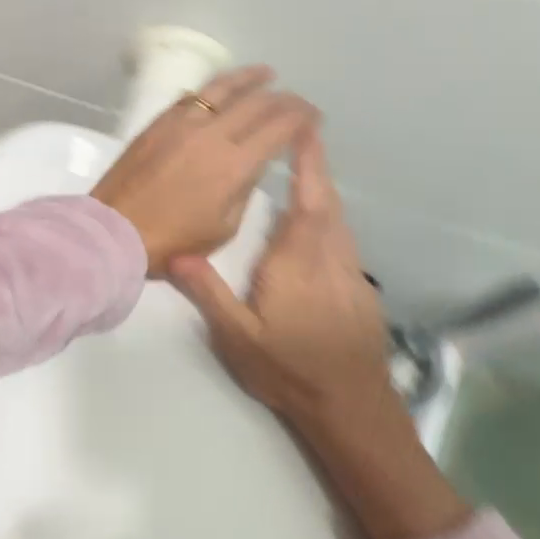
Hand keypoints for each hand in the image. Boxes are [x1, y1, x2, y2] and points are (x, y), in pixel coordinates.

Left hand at [91, 66, 315, 275]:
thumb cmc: (172, 241)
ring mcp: (178, 126)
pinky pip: (187, 98)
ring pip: (219, 89)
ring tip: (265, 73)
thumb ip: (244, 190)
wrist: (112, 232)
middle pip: (256, 103)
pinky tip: (217, 92)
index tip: (314, 117)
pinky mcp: (153, 126)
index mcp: (235, 163)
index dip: (303, 118)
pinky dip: (209, 91)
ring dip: (247, 78)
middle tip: (296, 101)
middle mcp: (210, 135)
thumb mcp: (225, 226)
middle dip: (284, 98)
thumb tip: (252, 164)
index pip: (281, 126)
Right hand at [169, 131, 470, 538]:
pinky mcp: (360, 293)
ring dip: (324, 193)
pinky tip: (316, 227)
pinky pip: (344, 242)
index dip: (307, 165)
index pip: (306, 204)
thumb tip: (179, 252)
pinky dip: (330, 220)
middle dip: (315, 169)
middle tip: (300, 136)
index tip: (304, 130)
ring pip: (340, 223)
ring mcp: (351, 277)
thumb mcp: (236, 337)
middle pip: (328, 205)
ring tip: (304, 172)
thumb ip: (210, 293)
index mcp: (296, 266)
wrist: (351, 408)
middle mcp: (330, 262)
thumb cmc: (288, 370)